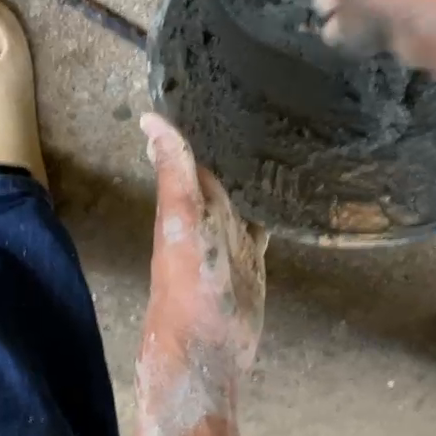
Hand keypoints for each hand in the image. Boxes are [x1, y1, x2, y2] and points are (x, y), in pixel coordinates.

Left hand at [139, 113, 265, 374]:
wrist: (206, 352)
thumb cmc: (190, 286)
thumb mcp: (181, 223)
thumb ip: (173, 175)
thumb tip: (149, 119)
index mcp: (187, 201)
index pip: (193, 152)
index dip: (201, 120)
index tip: (221, 83)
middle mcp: (207, 214)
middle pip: (220, 169)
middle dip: (233, 140)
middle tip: (262, 99)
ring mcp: (231, 236)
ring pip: (241, 193)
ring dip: (253, 171)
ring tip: (280, 134)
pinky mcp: (251, 259)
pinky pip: (261, 223)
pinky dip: (270, 207)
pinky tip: (286, 192)